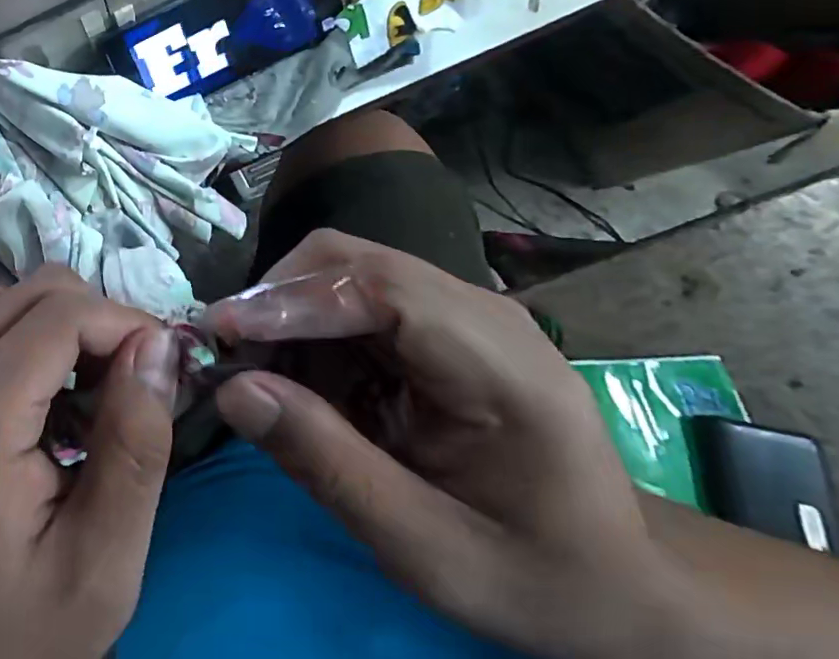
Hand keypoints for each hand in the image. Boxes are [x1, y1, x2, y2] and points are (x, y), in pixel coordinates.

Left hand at [0, 266, 180, 658]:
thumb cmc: (25, 627)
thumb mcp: (104, 559)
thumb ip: (135, 445)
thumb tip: (159, 344)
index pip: (63, 313)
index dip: (128, 324)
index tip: (167, 370)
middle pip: (42, 290)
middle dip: (105, 321)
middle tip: (137, 387)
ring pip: (21, 293)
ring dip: (75, 324)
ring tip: (99, 390)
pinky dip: (37, 327)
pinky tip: (55, 380)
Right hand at [202, 230, 701, 658]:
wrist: (617, 578)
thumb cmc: (535, 574)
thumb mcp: (430, 551)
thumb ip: (330, 467)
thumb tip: (234, 392)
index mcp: (502, 364)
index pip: (383, 290)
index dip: (293, 300)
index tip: (221, 331)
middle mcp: (481, 311)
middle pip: (354, 260)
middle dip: (277, 299)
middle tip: (226, 357)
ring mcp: (460, 309)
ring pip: (343, 272)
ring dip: (286, 315)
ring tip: (254, 376)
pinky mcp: (437, 321)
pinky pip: (352, 302)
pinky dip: (308, 332)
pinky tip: (297, 381)